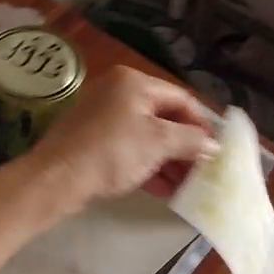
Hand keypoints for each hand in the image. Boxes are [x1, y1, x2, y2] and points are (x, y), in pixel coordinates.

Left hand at [25, 65, 218, 205]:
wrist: (55, 179)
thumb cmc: (111, 153)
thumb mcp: (157, 143)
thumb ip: (190, 141)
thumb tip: (213, 145)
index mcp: (134, 82)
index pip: (181, 98)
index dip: (202, 124)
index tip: (217, 150)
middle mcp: (117, 93)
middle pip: (164, 118)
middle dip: (186, 147)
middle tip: (204, 171)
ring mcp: (102, 117)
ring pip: (147, 137)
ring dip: (169, 162)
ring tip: (188, 187)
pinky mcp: (92, 142)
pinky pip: (129, 150)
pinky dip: (147, 167)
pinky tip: (164, 191)